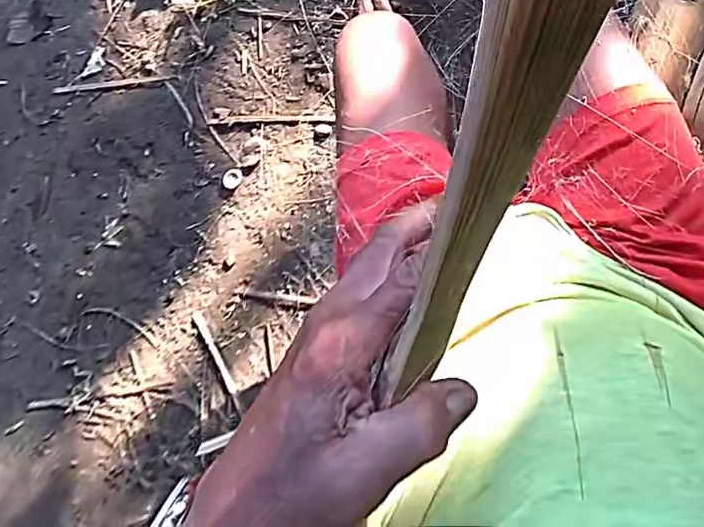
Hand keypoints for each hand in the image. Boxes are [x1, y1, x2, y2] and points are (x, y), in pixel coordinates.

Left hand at [187, 203, 476, 526]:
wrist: (238, 507)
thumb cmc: (291, 491)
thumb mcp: (365, 470)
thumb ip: (420, 426)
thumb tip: (463, 391)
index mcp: (342, 341)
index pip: (403, 280)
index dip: (437, 248)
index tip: (465, 222)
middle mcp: (329, 321)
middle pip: (378, 253)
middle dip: (414, 223)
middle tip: (450, 205)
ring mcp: (319, 328)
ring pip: (366, 267)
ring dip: (400, 244)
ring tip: (435, 234)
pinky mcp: (317, 344)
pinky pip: (359, 292)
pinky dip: (388, 273)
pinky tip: (406, 290)